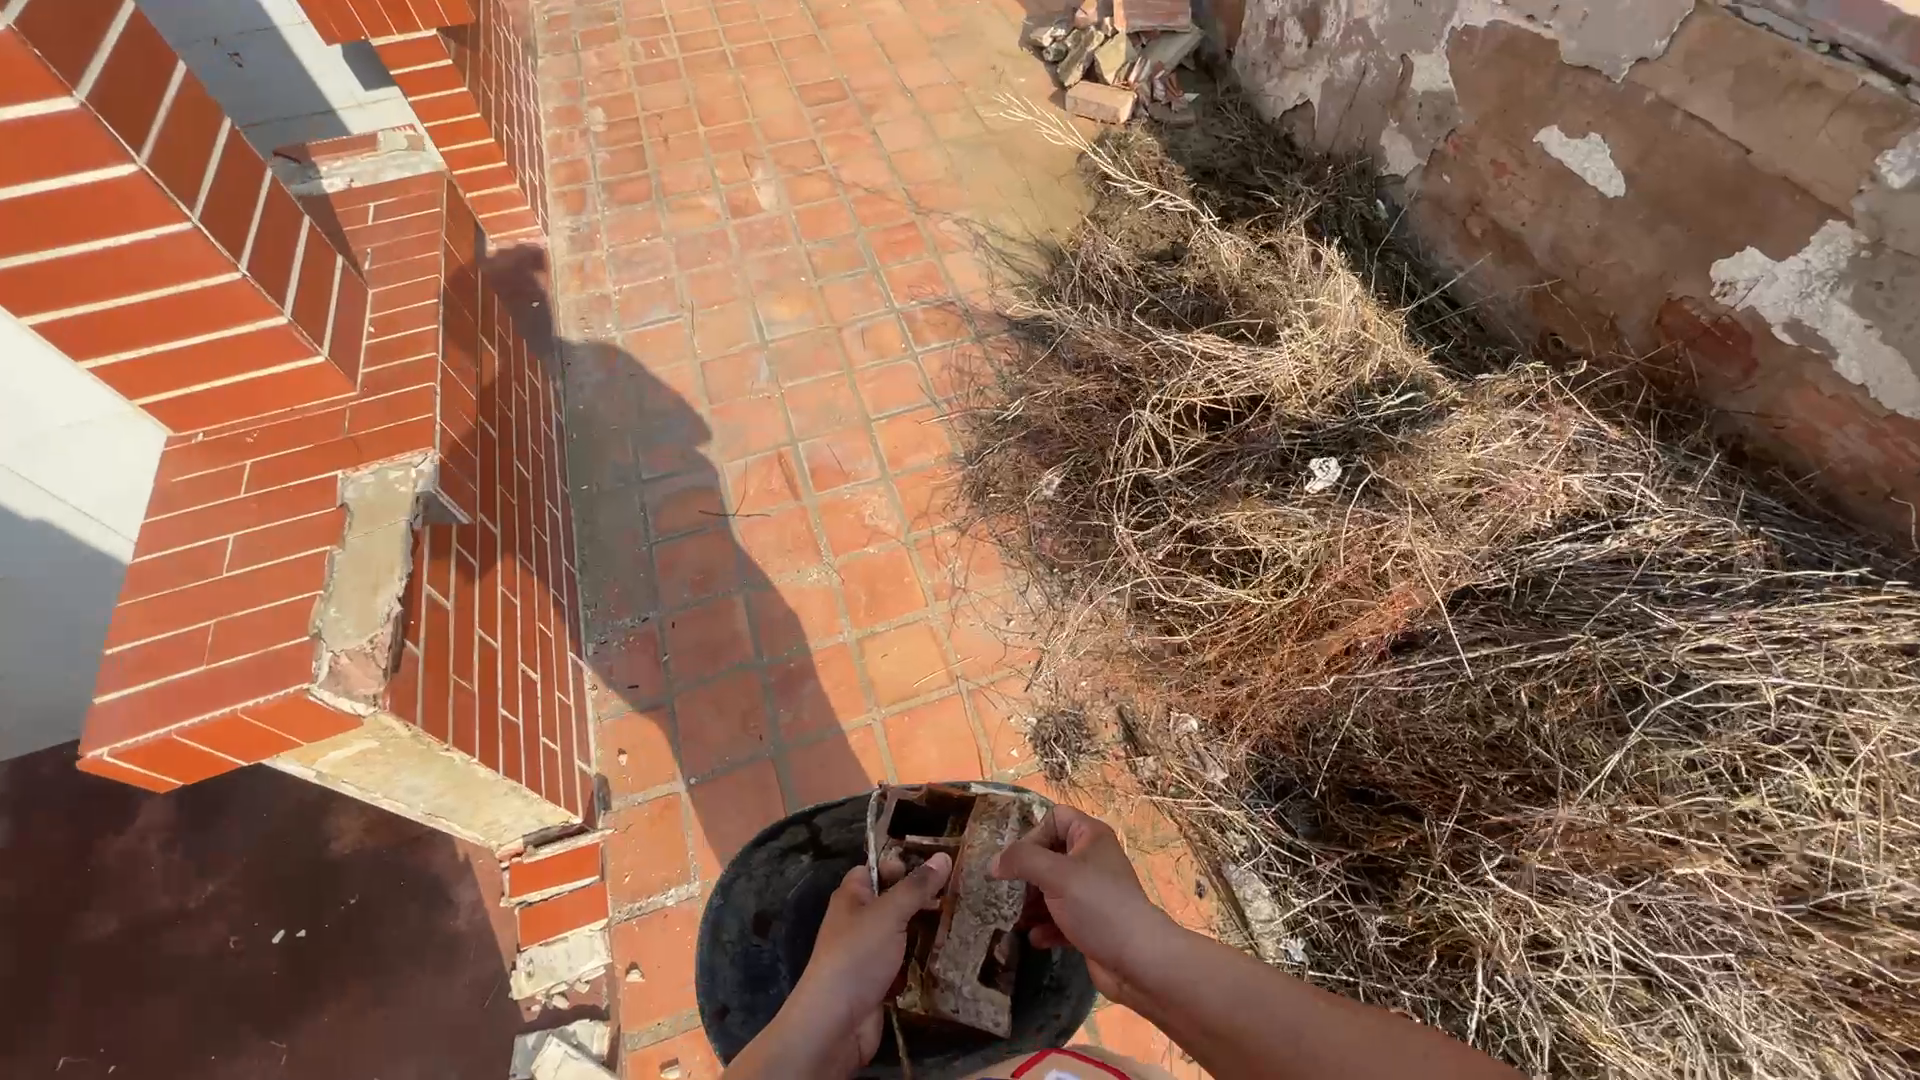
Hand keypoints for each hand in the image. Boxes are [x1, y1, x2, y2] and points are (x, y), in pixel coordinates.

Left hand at [774, 852, 953, 1074]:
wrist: (835, 1025)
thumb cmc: (857, 956)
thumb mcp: (889, 913)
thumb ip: (917, 887)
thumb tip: (943, 856)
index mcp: (852, 897)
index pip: (875, 869)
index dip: (901, 864)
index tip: (936, 867)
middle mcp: (859, 921)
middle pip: (893, 901)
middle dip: (922, 899)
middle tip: (959, 893)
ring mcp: (869, 954)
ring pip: (902, 934)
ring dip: (926, 931)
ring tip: (962, 921)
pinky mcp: (880, 982)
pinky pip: (905, 963)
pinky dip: (921, 961)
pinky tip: (949, 955)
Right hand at [989, 806, 1174, 1004]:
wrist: (1139, 961)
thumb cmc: (1098, 906)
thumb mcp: (1056, 874)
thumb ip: (1021, 861)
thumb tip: (993, 864)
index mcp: (1090, 837)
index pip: (1054, 817)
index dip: (1033, 834)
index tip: (1019, 861)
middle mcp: (1091, 860)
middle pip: (1048, 855)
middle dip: (1026, 875)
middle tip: (1008, 893)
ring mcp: (1092, 893)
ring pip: (1051, 889)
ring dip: (1032, 903)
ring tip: (1015, 918)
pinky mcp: (1091, 923)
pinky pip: (1060, 918)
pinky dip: (1046, 926)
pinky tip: (1035, 939)